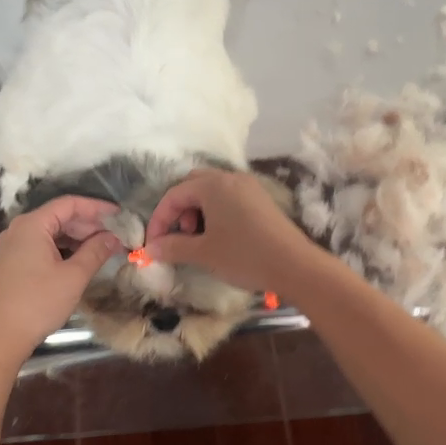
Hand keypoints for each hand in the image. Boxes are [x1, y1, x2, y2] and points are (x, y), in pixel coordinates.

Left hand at [0, 196, 123, 359]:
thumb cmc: (38, 303)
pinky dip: (62, 249)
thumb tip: (113, 237)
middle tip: (115, 236)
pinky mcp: (11, 262)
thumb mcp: (73, 277)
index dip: (97, 208)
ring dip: (77, 238)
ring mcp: (12, 246)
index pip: (69, 204)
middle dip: (89, 225)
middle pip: (59, 216)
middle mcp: (19, 229)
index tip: (120, 216)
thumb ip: (96, 251)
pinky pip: (41, 246)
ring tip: (103, 249)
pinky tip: (80, 260)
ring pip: (51, 232)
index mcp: (32, 225)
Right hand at [144, 169, 324, 293]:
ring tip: (199, 240)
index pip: (174, 194)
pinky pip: (230, 198)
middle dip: (179, 210)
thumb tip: (150, 248)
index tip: (153, 244)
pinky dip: (216, 213)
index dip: (159, 219)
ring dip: (198, 211)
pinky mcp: (262, 200)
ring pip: (212, 191)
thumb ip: (173, 247)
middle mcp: (231, 178)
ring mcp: (249, 187)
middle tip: (180, 236)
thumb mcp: (203, 253)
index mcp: (213, 185)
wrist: (295, 266)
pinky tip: (220, 237)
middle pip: (193, 185)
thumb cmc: (244, 256)